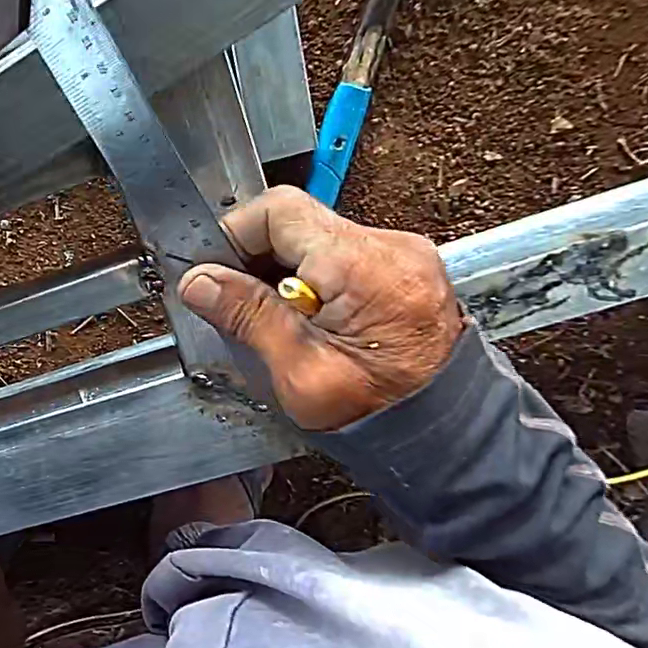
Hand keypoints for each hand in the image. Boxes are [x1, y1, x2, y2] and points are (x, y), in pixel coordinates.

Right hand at [177, 186, 464, 430]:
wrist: (447, 436)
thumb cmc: (384, 419)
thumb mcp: (300, 374)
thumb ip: (248, 317)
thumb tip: (200, 281)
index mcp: (367, 269)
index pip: (279, 211)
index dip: (234, 233)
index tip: (212, 269)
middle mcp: (390, 249)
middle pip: (294, 220)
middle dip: (255, 257)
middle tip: (241, 304)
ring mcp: (399, 254)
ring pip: (311, 236)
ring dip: (279, 269)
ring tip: (278, 318)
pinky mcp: (398, 265)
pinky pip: (335, 252)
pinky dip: (307, 277)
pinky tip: (304, 315)